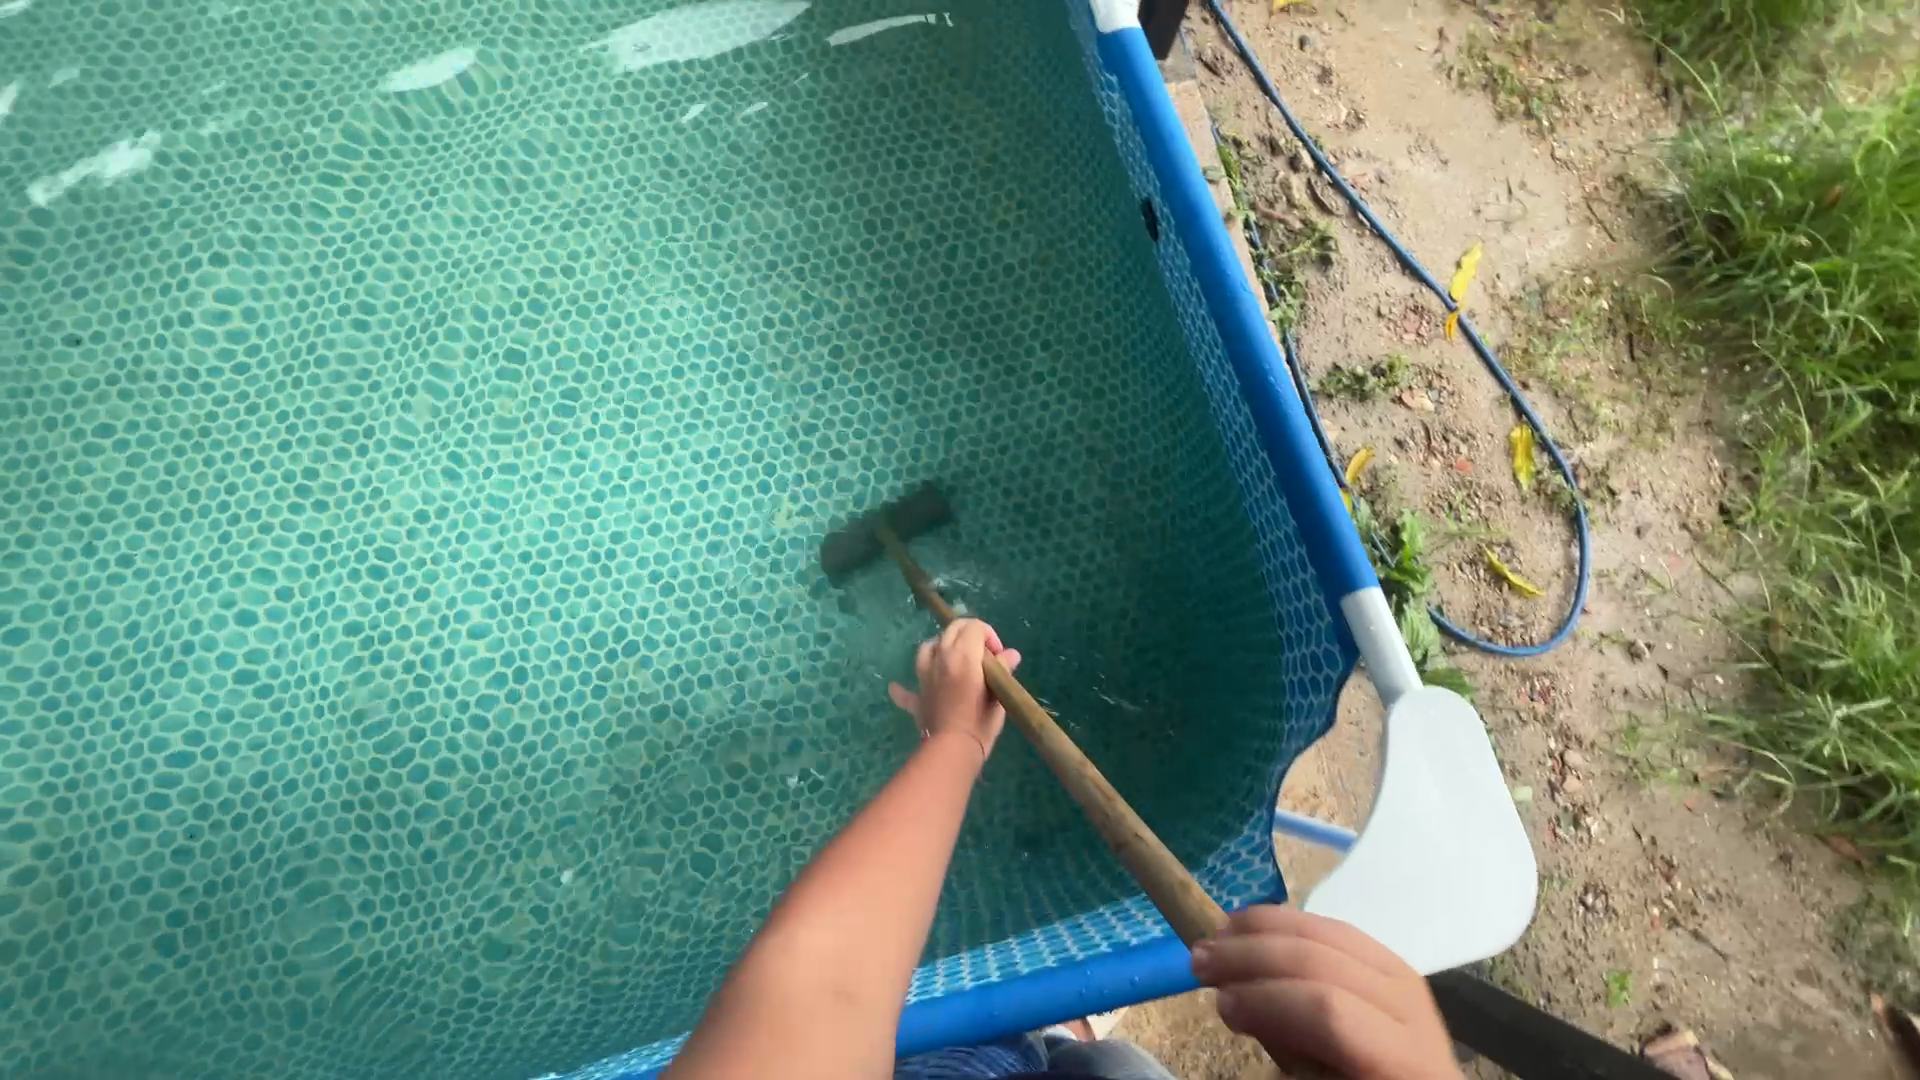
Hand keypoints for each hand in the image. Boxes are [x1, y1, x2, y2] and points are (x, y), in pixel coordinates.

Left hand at [887, 618, 1020, 758]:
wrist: (953, 748)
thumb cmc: (980, 721)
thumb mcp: (998, 695)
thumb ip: (1002, 670)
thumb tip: (1010, 654)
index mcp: (963, 654)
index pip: (975, 627)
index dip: (990, 635)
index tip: (998, 654)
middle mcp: (941, 657)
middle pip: (952, 629)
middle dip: (969, 633)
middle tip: (982, 654)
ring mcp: (925, 675)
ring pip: (928, 647)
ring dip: (941, 647)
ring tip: (953, 660)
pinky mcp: (917, 696)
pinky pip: (904, 690)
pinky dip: (902, 688)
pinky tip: (897, 687)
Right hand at [1191, 907, 1463, 1079]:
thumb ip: (1291, 1063)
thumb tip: (1243, 1007)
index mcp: (1405, 1063)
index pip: (1329, 1013)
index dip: (1266, 1000)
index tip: (1220, 1005)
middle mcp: (1412, 1011)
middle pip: (1322, 962)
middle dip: (1251, 956)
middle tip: (1199, 962)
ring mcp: (1403, 979)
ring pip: (1325, 931)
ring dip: (1261, 927)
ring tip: (1216, 935)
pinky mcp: (1386, 961)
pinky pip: (1330, 927)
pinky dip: (1284, 922)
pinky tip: (1249, 925)